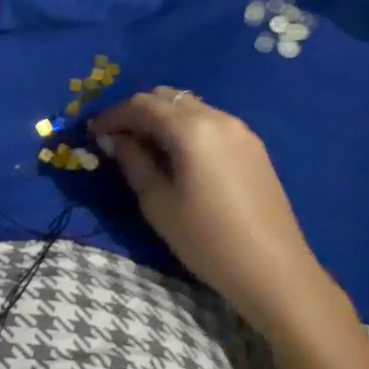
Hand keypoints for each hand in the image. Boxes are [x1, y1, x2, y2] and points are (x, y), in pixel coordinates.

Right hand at [91, 87, 341, 333]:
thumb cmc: (208, 240)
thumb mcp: (158, 203)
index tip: (93, 133)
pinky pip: (209, 120)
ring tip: (144, 145)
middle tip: (116, 137)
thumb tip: (113, 139)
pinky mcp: (253, 145)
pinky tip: (177, 153)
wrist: (275, 271)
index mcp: (191, 129)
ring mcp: (239, 129)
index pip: (141, 105)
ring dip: (161, 116)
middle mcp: (216, 117)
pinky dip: (185, 126)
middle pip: (166, 97)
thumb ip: (132, 162)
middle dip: (136, 111)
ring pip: (189, 105)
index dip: (112, 115)